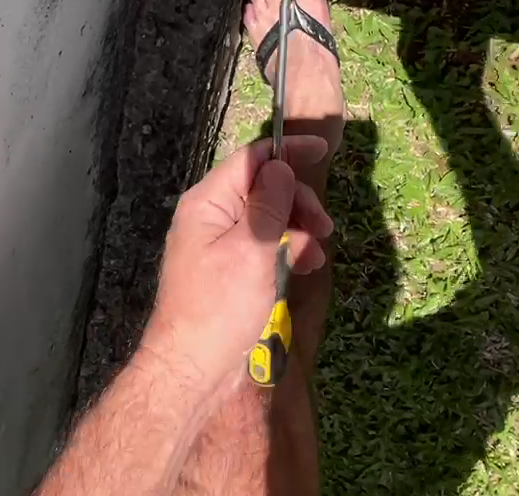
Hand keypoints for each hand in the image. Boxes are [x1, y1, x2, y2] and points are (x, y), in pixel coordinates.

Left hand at [136, 135, 333, 394]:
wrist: (192, 368)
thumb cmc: (220, 306)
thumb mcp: (251, 250)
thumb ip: (268, 204)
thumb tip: (280, 166)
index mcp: (208, 201)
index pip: (250, 159)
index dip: (286, 152)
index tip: (322, 152)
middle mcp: (209, 214)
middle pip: (261, 186)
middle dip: (297, 199)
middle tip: (326, 226)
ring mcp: (217, 241)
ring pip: (265, 215)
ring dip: (296, 226)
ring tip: (318, 254)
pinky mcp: (227, 266)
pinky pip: (261, 243)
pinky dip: (286, 248)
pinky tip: (305, 266)